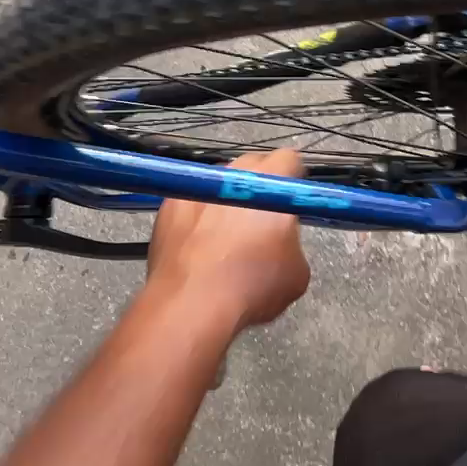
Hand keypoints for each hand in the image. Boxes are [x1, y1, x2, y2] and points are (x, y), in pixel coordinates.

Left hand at [145, 149, 311, 331]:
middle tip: (259, 221)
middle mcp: (235, 172)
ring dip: (227, 199)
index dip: (292, 181)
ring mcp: (199, 186)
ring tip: (223, 236)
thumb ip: (293, 240)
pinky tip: (196, 245)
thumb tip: (280, 239)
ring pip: (220, 181)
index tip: (288, 203)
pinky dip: (196, 215)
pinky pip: (191, 200)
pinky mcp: (170, 203)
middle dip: (259, 186)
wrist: (192, 306)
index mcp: (271, 181)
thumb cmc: (252, 286)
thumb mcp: (297, 271)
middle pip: (253, 165)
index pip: (289, 159)